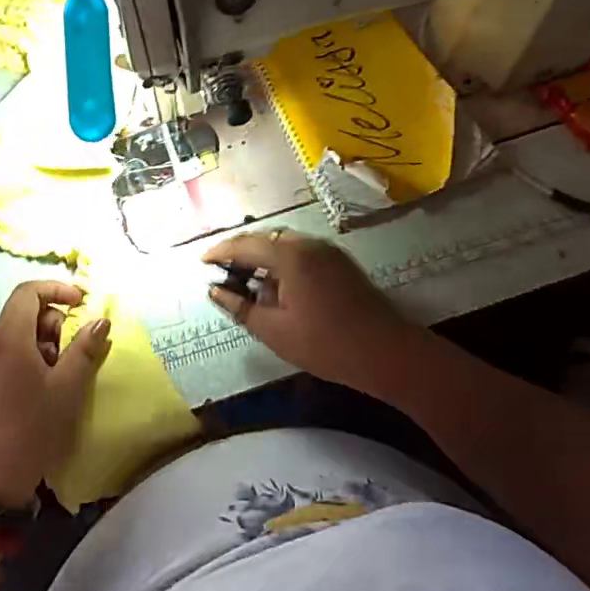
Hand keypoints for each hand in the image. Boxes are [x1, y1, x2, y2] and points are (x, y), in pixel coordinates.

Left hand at [0, 281, 111, 506]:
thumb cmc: (31, 429)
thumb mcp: (68, 388)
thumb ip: (85, 349)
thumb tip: (100, 321)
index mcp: (8, 340)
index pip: (27, 292)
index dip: (56, 289)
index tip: (81, 303)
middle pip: (22, 313)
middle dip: (54, 322)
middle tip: (74, 350)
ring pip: (16, 335)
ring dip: (43, 342)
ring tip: (61, 375)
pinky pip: (7, 355)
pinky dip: (29, 358)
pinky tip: (43, 389)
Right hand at [203, 229, 417, 391]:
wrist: (386, 352)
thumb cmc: (326, 344)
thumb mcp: (275, 331)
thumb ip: (241, 307)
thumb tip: (215, 291)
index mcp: (290, 255)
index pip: (246, 244)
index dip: (221, 251)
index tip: (202, 261)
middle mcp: (309, 244)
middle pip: (267, 238)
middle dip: (242, 252)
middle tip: (222, 272)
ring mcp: (329, 251)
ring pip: (286, 245)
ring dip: (264, 258)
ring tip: (248, 282)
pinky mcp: (341, 263)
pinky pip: (303, 253)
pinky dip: (283, 263)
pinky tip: (278, 289)